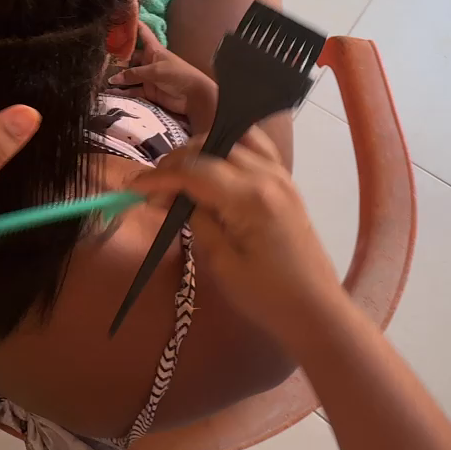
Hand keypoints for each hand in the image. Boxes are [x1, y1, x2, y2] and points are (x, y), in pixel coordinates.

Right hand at [108, 22, 218, 130]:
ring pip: (129, 74)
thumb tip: (113, 78)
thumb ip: (134, 74)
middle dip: (116, 57)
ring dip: (117, 77)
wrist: (194, 96)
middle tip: (99, 58)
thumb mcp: (155, 71)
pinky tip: (110, 91)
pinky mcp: (148, 91)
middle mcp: (148, 61)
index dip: (131, 24)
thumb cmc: (178, 75)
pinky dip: (122, 91)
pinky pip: (132, 90)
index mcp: (153, 49)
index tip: (117, 17)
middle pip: (129, 56)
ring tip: (100, 77)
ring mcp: (147, 76)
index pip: (141, 32)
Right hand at [128, 131, 344, 349]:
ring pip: (230, 138)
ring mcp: (280, 173)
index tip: (134, 187)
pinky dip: (227, 146)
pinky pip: (252, 145)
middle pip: (209, 146)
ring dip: (200, 151)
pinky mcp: (285, 180)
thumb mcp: (220, 263)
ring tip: (181, 177)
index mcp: (249, 198)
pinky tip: (213, 163)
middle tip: (156, 193)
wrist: (316, 311)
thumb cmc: (266, 297)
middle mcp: (267, 175)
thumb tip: (174, 196)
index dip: (160, 176)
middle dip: (176, 163)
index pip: (193, 170)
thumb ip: (196, 219)